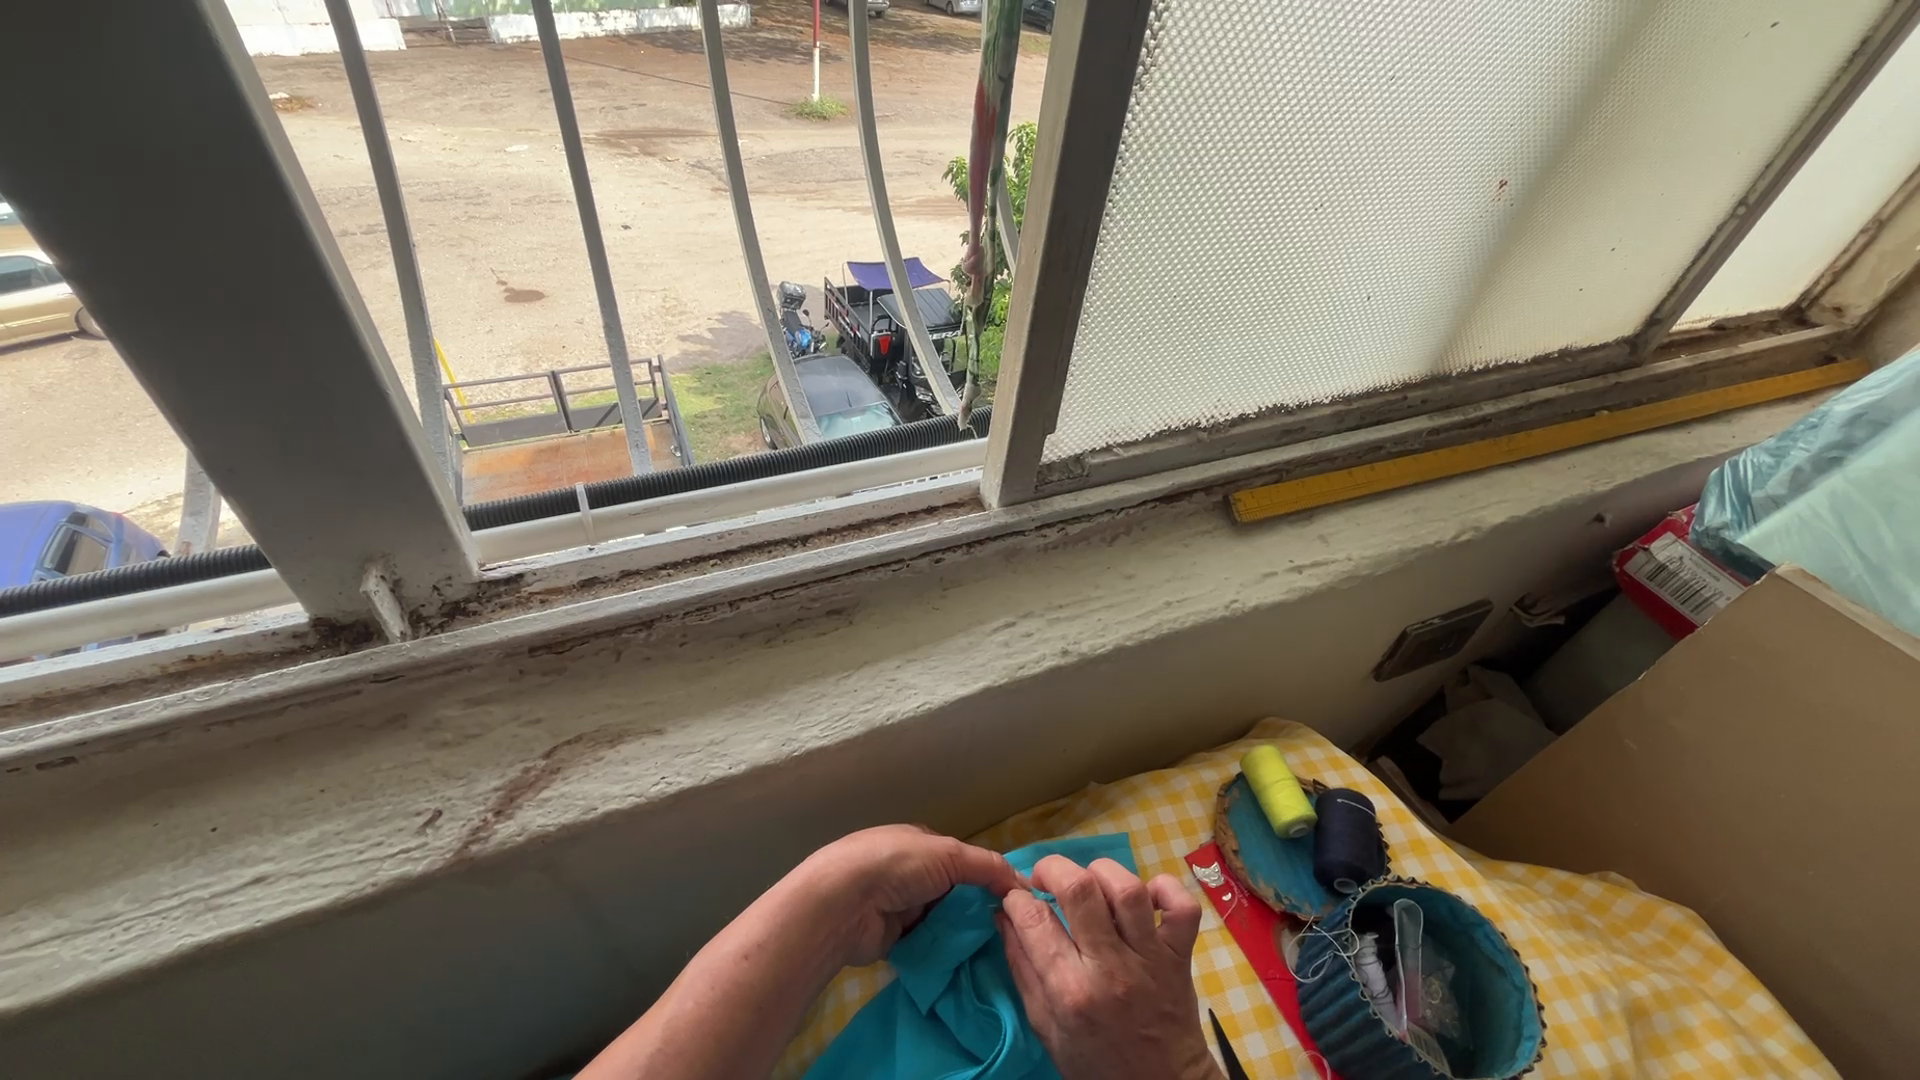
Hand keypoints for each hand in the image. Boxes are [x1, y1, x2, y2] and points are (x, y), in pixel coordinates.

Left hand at [789, 824, 1022, 966]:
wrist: (843, 904)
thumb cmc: (896, 864)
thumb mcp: (948, 854)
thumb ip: (985, 866)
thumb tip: (1021, 881)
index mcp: (921, 843)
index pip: (962, 860)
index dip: (986, 878)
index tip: (1012, 902)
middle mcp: (910, 872)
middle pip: (953, 893)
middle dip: (975, 910)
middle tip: (1008, 933)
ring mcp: (899, 906)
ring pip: (942, 921)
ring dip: (961, 935)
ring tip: (995, 953)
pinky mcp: (892, 939)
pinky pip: (927, 946)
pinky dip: (943, 953)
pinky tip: (967, 965)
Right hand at [997, 856, 1222, 1079]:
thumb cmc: (1095, 1063)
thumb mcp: (1045, 1026)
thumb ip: (1022, 967)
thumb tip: (1003, 915)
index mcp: (1070, 991)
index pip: (1035, 920)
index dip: (1017, 898)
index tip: (1015, 897)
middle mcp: (1109, 968)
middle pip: (1080, 890)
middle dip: (1053, 869)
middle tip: (1045, 878)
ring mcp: (1149, 959)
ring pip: (1127, 889)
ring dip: (1102, 874)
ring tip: (1090, 884)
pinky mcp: (1179, 956)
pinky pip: (1182, 908)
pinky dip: (1166, 889)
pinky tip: (1146, 895)